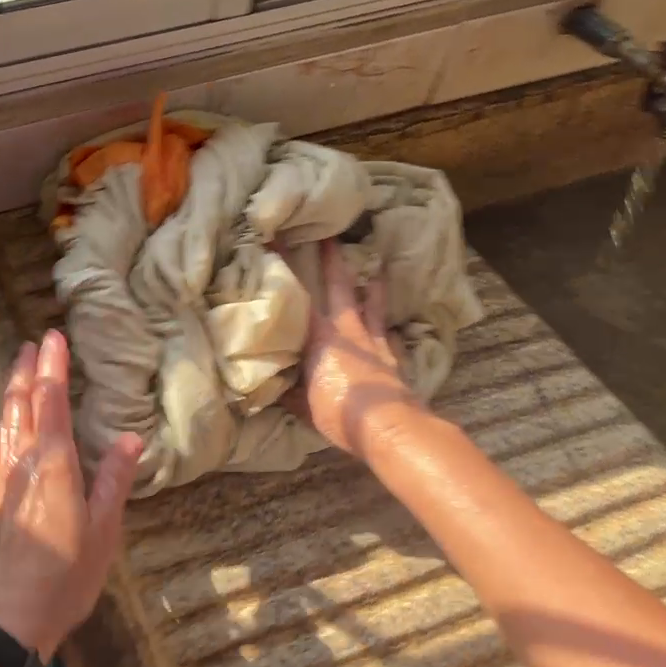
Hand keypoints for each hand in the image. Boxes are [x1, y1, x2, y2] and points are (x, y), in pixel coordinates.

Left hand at [0, 331, 141, 659]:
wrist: (12, 616)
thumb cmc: (67, 575)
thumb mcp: (103, 531)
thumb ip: (113, 480)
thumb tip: (132, 436)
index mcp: (54, 463)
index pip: (52, 401)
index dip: (53, 367)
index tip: (54, 337)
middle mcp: (22, 460)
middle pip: (24, 402)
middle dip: (29, 368)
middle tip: (34, 340)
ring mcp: (0, 477)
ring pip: (3, 420)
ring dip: (8, 387)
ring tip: (15, 361)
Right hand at [280, 239, 417, 460]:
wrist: (388, 428)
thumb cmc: (338, 412)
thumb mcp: (303, 404)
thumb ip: (290, 390)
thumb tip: (271, 385)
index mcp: (320, 336)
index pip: (297, 294)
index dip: (286, 266)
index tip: (276, 238)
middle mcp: (348, 331)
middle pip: (340, 287)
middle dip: (333, 261)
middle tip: (331, 237)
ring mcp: (375, 343)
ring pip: (373, 307)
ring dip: (373, 289)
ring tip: (376, 272)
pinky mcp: (394, 360)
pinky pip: (389, 337)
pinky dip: (388, 331)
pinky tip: (390, 331)